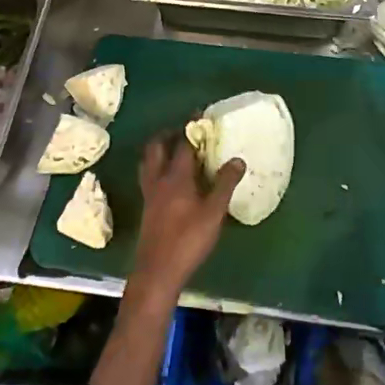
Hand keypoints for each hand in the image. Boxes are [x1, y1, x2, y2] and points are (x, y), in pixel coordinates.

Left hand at [132, 132, 243, 302]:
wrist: (158, 271)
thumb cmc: (188, 239)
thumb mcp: (214, 212)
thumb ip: (225, 184)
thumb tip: (237, 159)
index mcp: (176, 176)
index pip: (183, 142)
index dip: (192, 126)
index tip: (200, 113)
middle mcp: (158, 178)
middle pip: (157, 146)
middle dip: (169, 134)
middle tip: (184, 130)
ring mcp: (149, 193)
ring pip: (149, 161)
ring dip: (159, 149)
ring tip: (173, 149)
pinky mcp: (147, 206)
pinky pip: (148, 175)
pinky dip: (157, 166)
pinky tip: (168, 178)